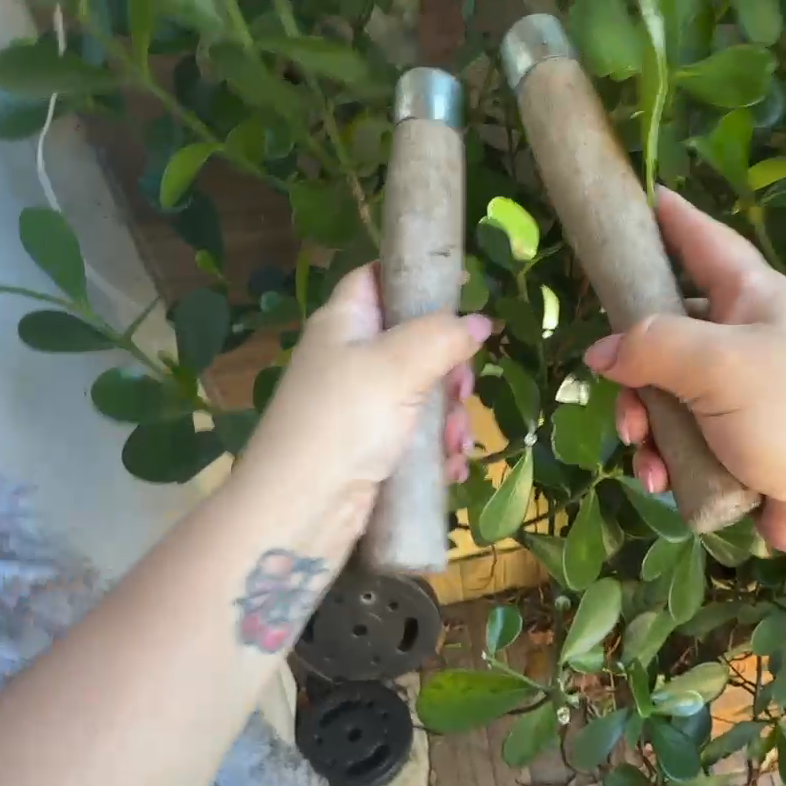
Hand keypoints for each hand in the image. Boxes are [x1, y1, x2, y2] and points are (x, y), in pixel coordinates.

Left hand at [237, 265, 491, 498]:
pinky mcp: (375, 450)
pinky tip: (451, 467)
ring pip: (425, 396)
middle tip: (462, 390)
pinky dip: (440, 450)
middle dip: (451, 369)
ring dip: (451, 418)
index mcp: (346, 323)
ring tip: (456, 444)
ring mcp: (364, 409)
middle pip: (417, 343)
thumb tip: (481, 322)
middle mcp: (353, 360)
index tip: (464, 291)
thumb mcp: (397, 366)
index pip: (379, 278)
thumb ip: (443, 337)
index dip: (419, 278)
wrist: (304, 508)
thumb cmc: (344, 422)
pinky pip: (420, 438)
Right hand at [583, 188, 785, 553]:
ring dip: (644, 426)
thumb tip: (602, 352)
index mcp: (751, 297)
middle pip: (664, 332)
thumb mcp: (721, 366)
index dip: (667, 219)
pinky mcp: (731, 445)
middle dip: (633, 368)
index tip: (629, 201)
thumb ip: (654, 346)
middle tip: (622, 397)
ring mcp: (736, 396)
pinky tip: (662, 481)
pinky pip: (679, 440)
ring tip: (646, 457)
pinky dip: (664, 459)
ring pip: (663, 395)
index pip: (701, 240)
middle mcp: (742, 339)